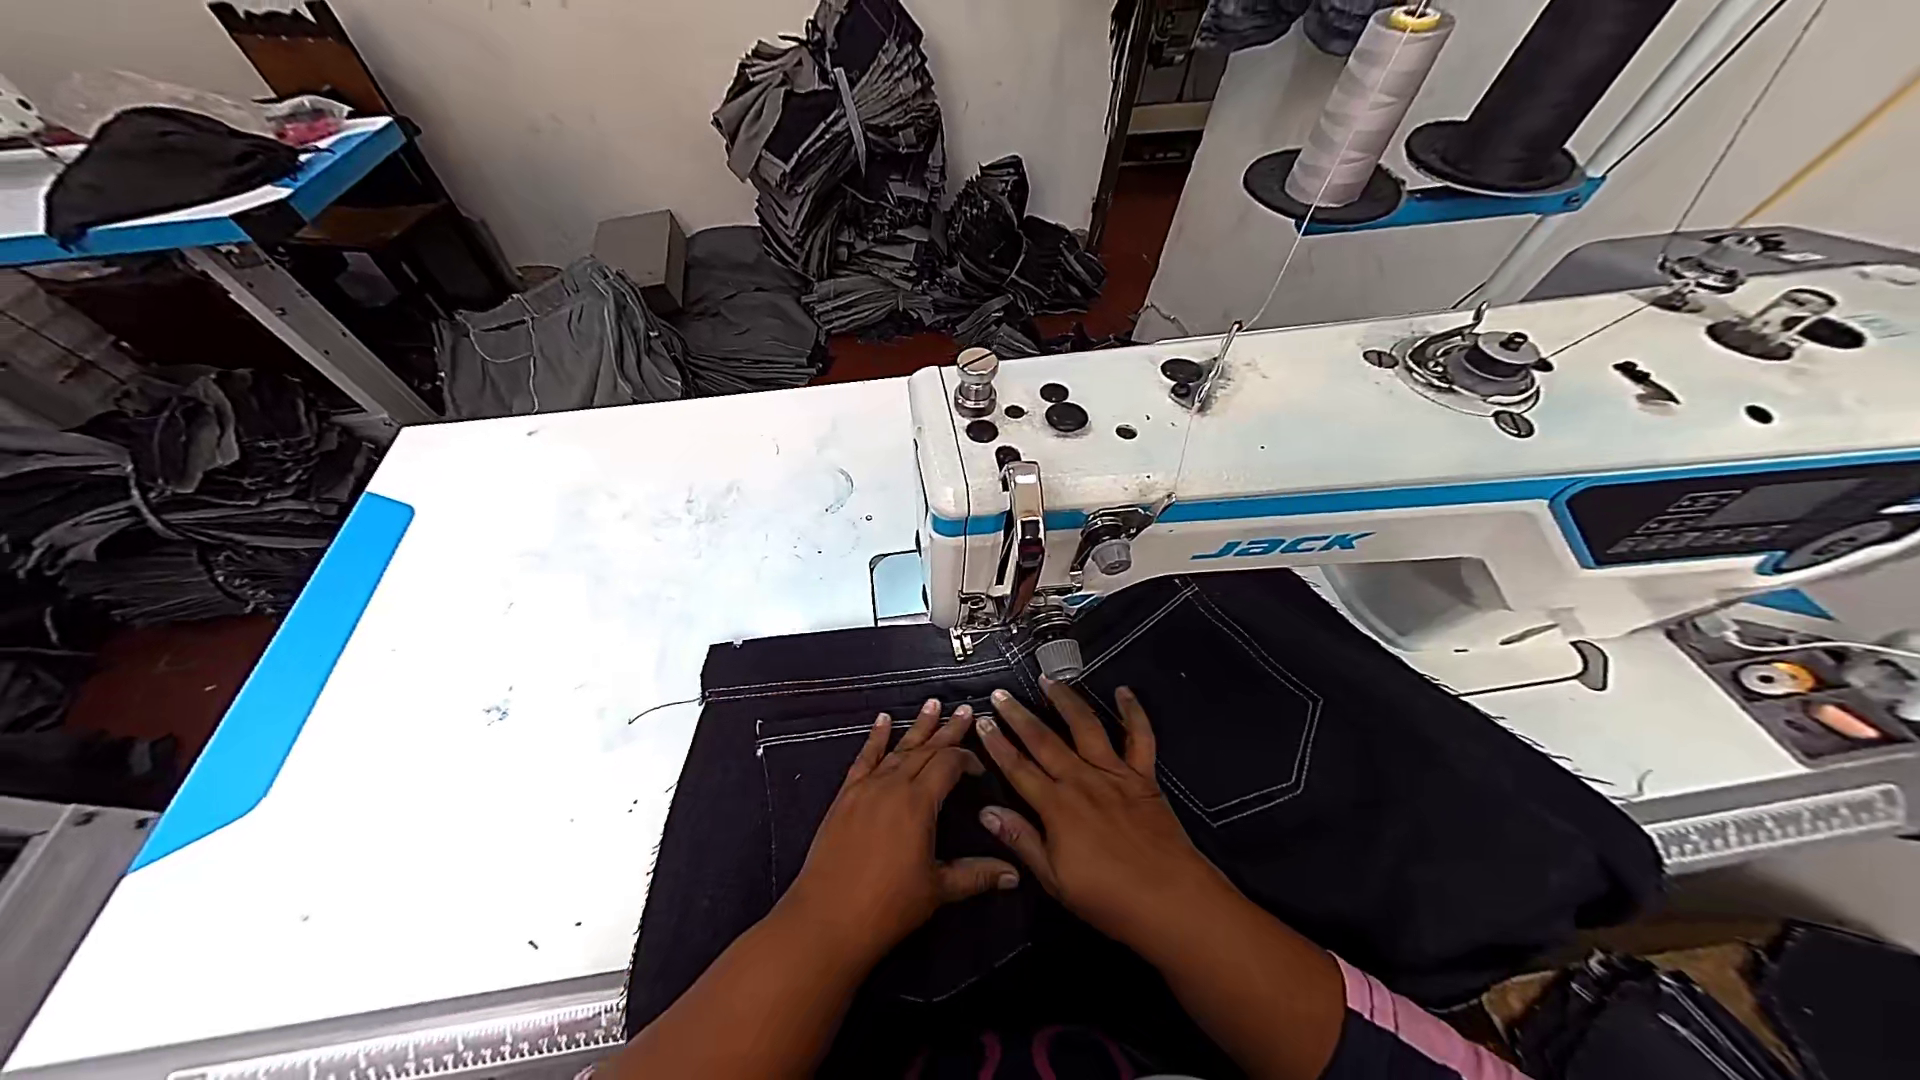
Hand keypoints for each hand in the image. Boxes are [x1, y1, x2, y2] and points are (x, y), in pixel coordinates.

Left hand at [777, 700, 1021, 964]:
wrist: (826, 919)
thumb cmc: (887, 907)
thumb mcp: (937, 889)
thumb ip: (976, 875)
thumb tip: (1014, 875)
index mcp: (918, 803)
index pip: (948, 765)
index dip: (967, 760)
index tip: (980, 765)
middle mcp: (893, 786)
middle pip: (926, 750)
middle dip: (948, 730)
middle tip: (966, 710)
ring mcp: (866, 788)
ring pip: (898, 749)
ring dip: (918, 726)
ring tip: (933, 703)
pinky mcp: (845, 796)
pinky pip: (864, 758)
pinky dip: (876, 738)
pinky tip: (883, 720)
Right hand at [974, 679, 1234, 953]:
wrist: (1172, 901)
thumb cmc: (1109, 899)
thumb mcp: (1055, 880)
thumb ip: (1021, 840)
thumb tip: (986, 811)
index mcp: (1057, 806)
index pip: (1017, 768)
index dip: (996, 744)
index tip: (981, 722)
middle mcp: (1082, 780)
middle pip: (1043, 740)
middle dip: (1018, 715)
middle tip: (1001, 694)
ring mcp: (1114, 774)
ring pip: (1085, 727)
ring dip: (1065, 700)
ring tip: (1048, 680)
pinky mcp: (1143, 777)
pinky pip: (1139, 737)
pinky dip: (1133, 712)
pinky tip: (1124, 692)